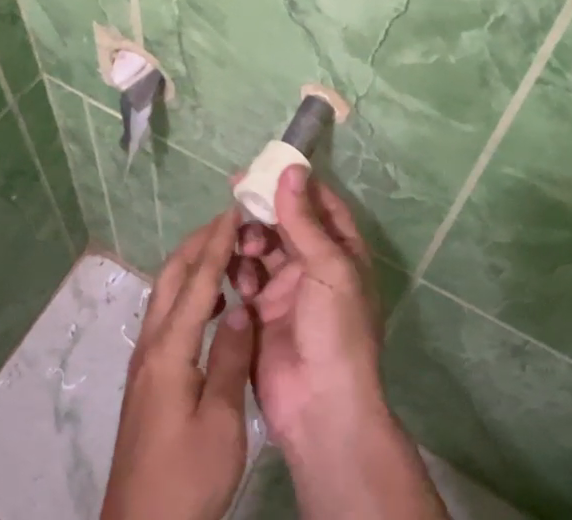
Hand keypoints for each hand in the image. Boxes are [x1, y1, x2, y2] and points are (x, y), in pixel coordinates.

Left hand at [102, 210, 253, 519]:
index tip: (234, 212)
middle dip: (198, 245)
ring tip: (223, 254)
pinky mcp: (148, 381)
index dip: (216, 244)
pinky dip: (188, 298)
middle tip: (228, 221)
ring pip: (166, 299)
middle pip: (172, 280)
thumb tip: (239, 307)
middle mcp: (151, 347)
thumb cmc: (187, 475)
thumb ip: (230, 360)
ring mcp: (145, 365)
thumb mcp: (221, 421)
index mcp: (170, 351)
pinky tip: (209, 309)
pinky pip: (167, 320)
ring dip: (191, 269)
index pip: (197, 283)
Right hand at [229, 166, 383, 451]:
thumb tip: (291, 170)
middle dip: (262, 210)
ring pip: (260, 249)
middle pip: (285, 224)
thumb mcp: (329, 268)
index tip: (264, 166)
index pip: (319, 205)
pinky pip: (243, 279)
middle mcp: (315, 268)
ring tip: (243, 249)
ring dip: (248, 241)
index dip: (294, 184)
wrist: (319, 405)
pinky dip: (234, 269)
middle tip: (236, 197)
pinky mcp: (259, 314)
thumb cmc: (336, 330)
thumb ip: (304, 220)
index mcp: (342, 254)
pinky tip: (229, 271)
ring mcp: (286, 292)